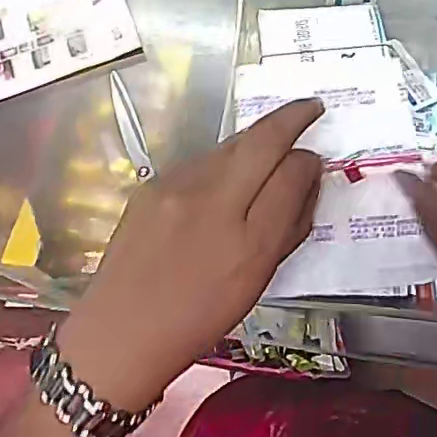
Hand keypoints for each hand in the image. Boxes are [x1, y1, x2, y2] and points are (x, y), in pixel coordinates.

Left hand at [57, 98, 324, 410]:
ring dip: (254, 141)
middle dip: (292, 118)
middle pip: (261, 142)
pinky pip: (198, 162)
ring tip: (268, 145)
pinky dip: (220, 162)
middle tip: (309, 108)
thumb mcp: (256, 283)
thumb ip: (286, 231)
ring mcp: (176, 190)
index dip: (309, 161)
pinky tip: (223, 177)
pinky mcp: (150, 186)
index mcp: (249, 243)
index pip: (292, 176)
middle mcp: (213, 205)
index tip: (314, 159)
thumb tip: (303, 187)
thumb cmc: (196, 319)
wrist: (122, 328)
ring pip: (228, 146)